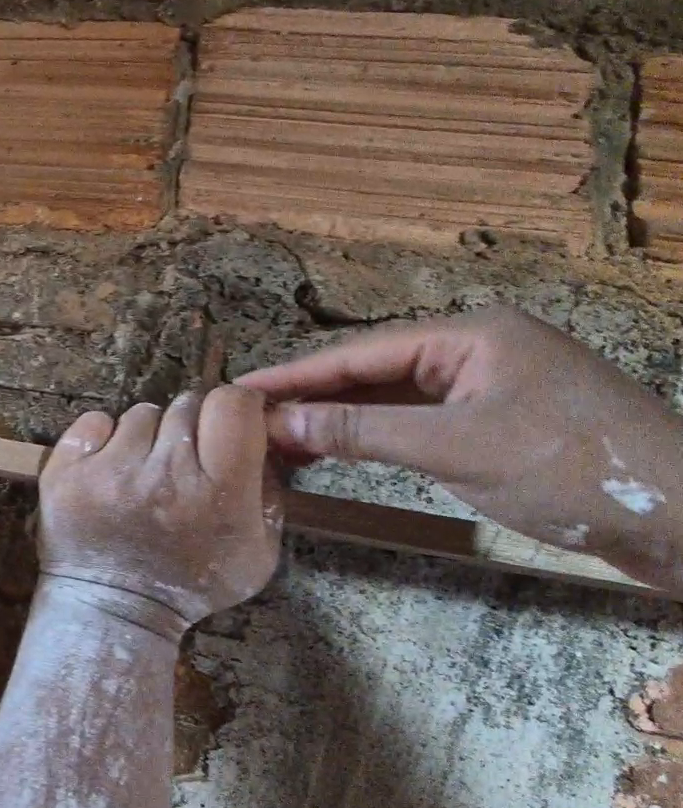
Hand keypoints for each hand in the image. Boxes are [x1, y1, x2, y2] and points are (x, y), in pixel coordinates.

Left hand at [37, 386, 283, 633]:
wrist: (113, 605)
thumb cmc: (191, 580)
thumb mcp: (257, 549)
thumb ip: (269, 488)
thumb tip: (265, 432)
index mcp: (217, 490)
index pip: (231, 404)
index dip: (234, 406)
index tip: (228, 423)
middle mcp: (162, 473)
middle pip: (184, 406)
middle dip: (190, 426)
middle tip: (181, 460)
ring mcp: (108, 470)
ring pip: (139, 414)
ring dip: (146, 435)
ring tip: (142, 470)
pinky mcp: (65, 470)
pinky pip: (94, 422)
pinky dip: (103, 436)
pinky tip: (109, 466)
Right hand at [236, 306, 682, 582]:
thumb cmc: (572, 471)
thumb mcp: (454, 448)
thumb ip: (360, 431)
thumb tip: (277, 422)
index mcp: (471, 336)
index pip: (358, 353)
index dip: (293, 375)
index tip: (236, 391)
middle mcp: (475, 350)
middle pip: (369, 371)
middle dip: (309, 397)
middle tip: (246, 420)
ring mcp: (487, 385)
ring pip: (388, 397)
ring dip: (334, 419)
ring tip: (275, 439)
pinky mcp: (496, 420)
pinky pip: (414, 419)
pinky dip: (370, 435)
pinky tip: (331, 450)